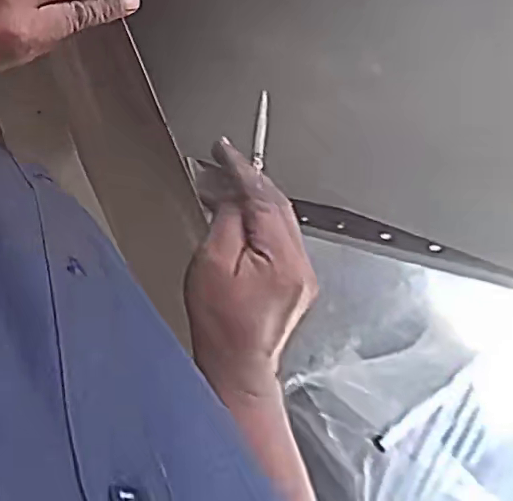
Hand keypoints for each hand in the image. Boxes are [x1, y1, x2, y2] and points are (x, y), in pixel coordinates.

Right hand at [185, 137, 317, 400]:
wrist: (236, 362)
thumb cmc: (220, 320)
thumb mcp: (211, 261)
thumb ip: (225, 221)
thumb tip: (231, 195)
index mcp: (283, 258)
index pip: (264, 198)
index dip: (240, 169)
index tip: (223, 149)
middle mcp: (301, 265)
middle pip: (277, 205)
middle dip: (246, 179)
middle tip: (218, 160)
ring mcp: (301, 274)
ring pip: (278, 217)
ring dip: (249, 197)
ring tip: (218, 184)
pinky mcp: (294, 280)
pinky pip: (277, 234)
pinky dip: (255, 215)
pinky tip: (233, 211)